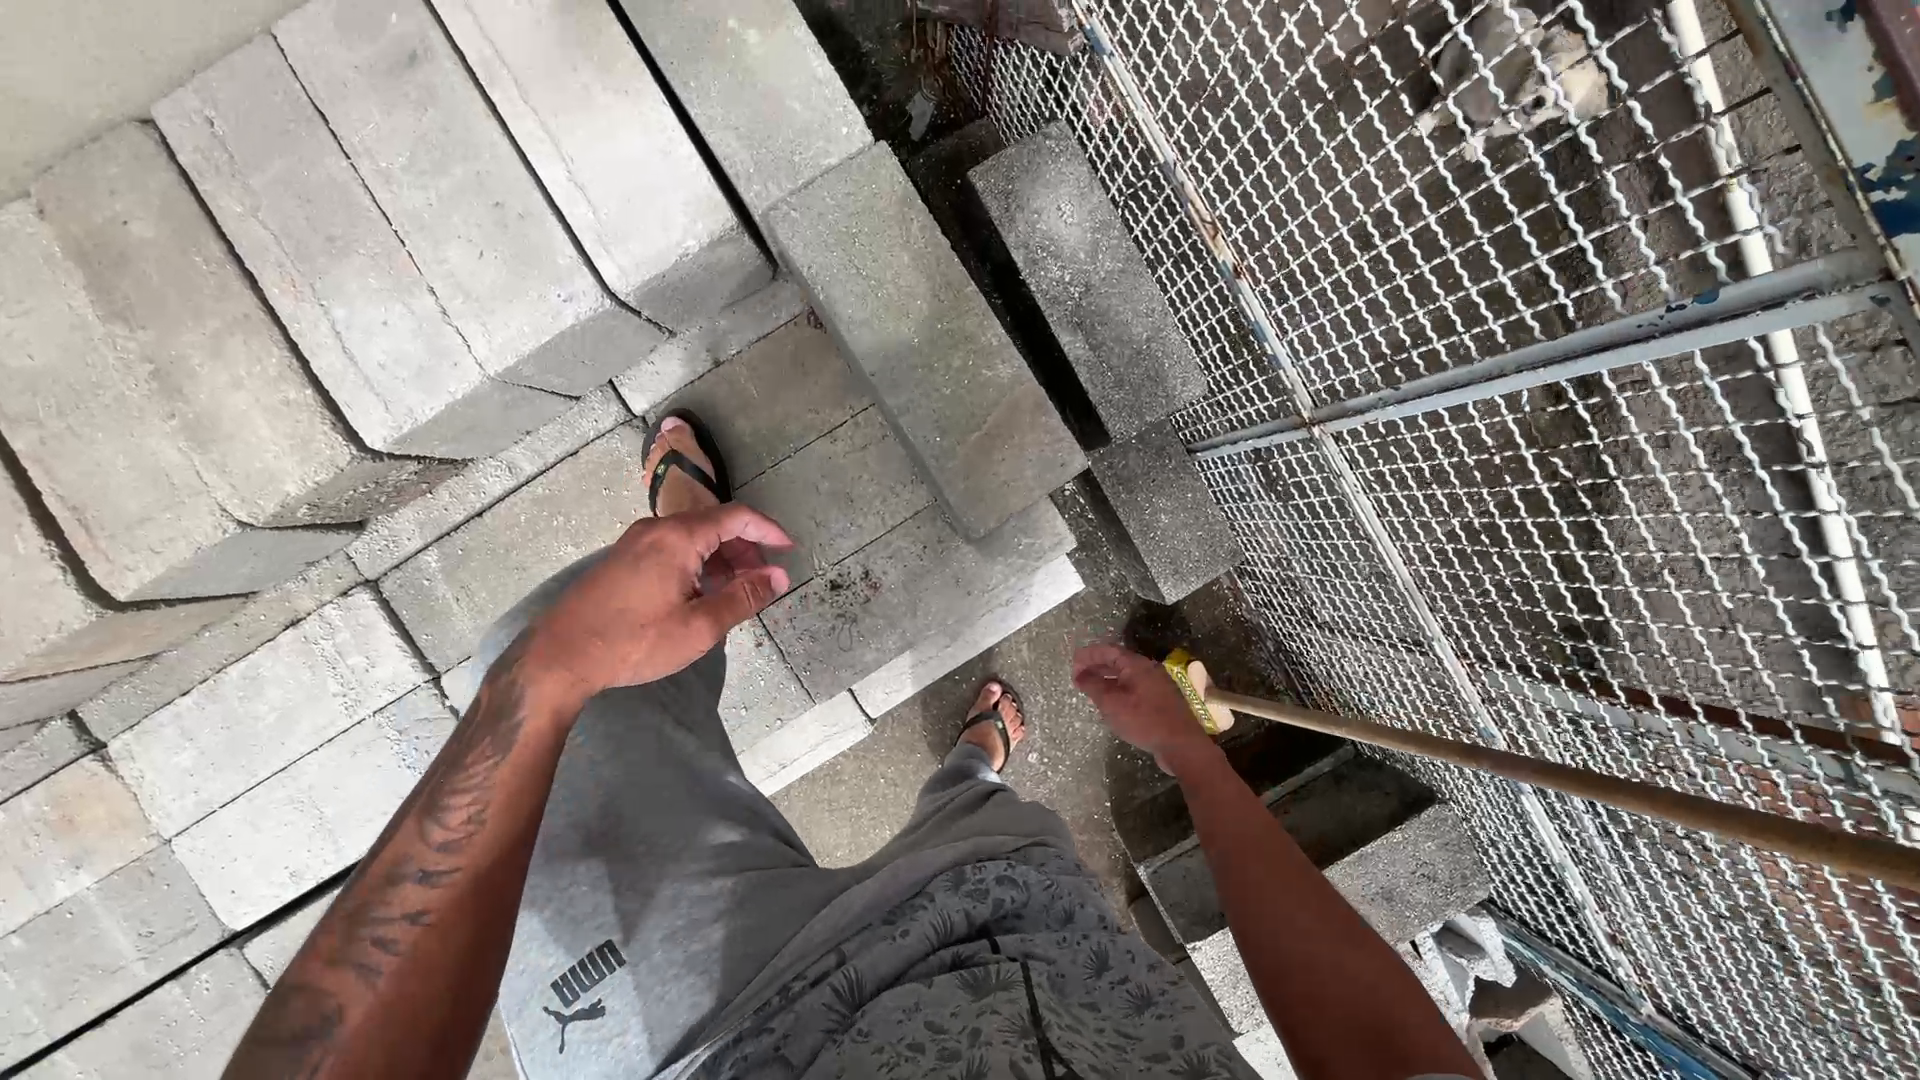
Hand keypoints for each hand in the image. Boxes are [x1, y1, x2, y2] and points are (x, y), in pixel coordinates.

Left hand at [515, 504, 793, 708]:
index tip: (789, 550)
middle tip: (763, 581)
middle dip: (747, 549)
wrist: (559, 657)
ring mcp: (635, 543)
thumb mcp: (699, 627)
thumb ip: (743, 598)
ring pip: (693, 538)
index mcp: (678, 537)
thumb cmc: (634, 642)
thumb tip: (778, 577)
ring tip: (736, 592)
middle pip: (715, 525)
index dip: (769, 530)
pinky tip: (702, 594)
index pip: (737, 517)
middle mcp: (656, 529)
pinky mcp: (623, 559)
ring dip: (722, 558)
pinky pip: (673, 548)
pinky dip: (698, 563)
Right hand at [1072, 644, 1220, 774]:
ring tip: (1090, 689)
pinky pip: (1134, 688)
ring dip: (1107, 679)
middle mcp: (1148, 670)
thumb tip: (1081, 674)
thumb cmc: (1143, 720)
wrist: (1180, 744)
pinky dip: (1118, 690)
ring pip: (1126, 676)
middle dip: (1096, 666)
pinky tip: (1111, 704)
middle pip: (1118, 661)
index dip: (1089, 654)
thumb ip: (1093, 686)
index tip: (1073, 663)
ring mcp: (1156, 686)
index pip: (1108, 650)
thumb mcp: (1111, 703)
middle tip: (1078, 676)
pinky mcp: (1160, 701)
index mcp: (1136, 665)